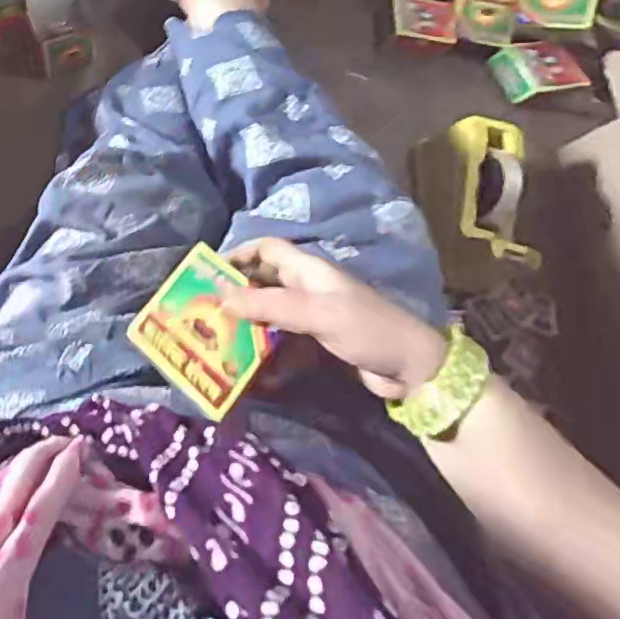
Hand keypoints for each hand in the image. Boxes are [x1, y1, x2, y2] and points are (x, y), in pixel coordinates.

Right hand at [220, 237, 447, 398]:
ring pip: (270, 308)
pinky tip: (250, 358)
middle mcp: (307, 286)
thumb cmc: (365, 329)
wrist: (412, 370)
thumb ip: (267, 305)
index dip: (238, 254)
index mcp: (307, 269)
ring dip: (248, 318)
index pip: (265, 248)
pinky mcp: (318, 337)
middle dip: (236, 290)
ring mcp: (313, 312)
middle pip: (263, 278)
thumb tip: (219, 294)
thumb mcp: (314, 313)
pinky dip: (265, 342)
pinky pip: (282, 334)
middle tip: (207, 307)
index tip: (210, 272)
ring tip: (220, 333)